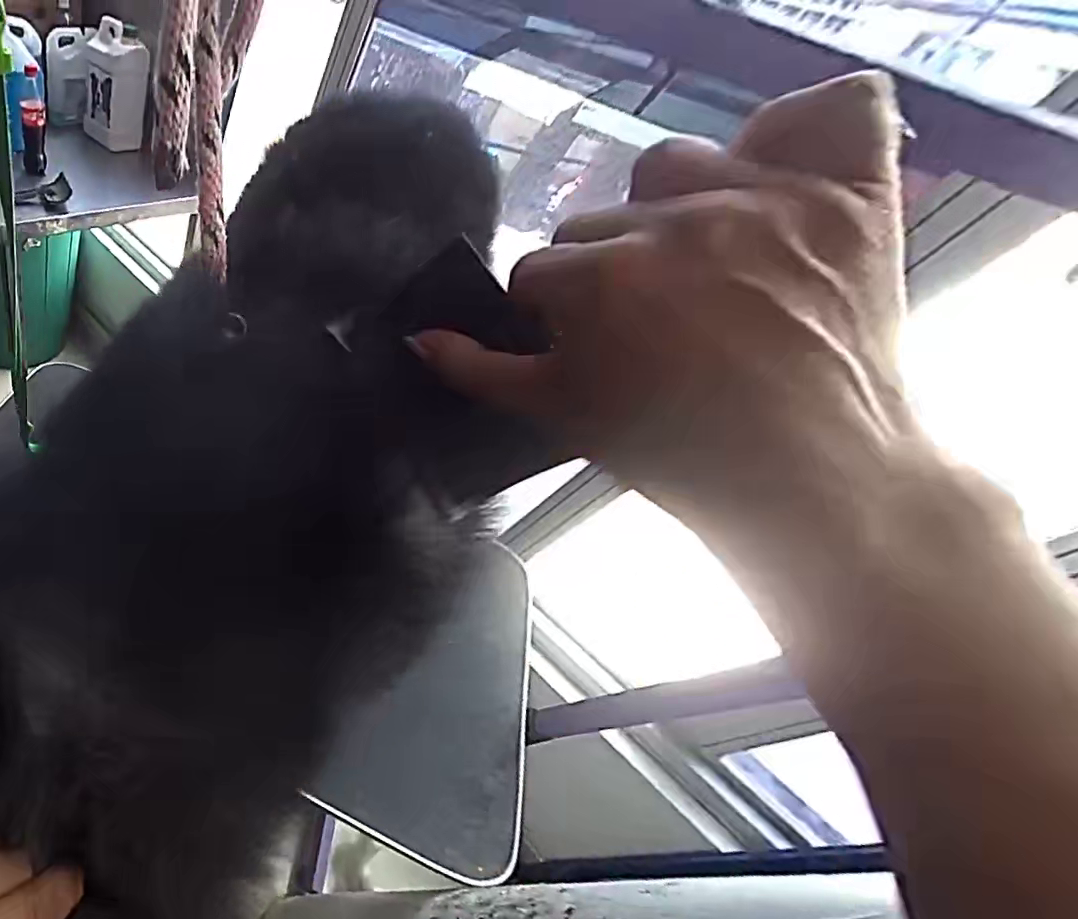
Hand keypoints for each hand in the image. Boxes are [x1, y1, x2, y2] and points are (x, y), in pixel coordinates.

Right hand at [414, 72, 955, 574]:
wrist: (796, 464)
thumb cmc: (657, 443)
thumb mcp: (548, 408)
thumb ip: (475, 368)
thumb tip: (420, 340)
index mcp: (594, 279)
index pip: (532, 271)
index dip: (541, 311)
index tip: (569, 342)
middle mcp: (671, 223)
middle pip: (591, 221)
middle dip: (592, 265)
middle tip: (626, 316)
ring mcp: (764, 199)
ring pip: (671, 165)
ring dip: (659, 205)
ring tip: (681, 255)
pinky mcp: (849, 191)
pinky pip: (830, 104)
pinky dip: (790, 132)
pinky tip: (762, 180)